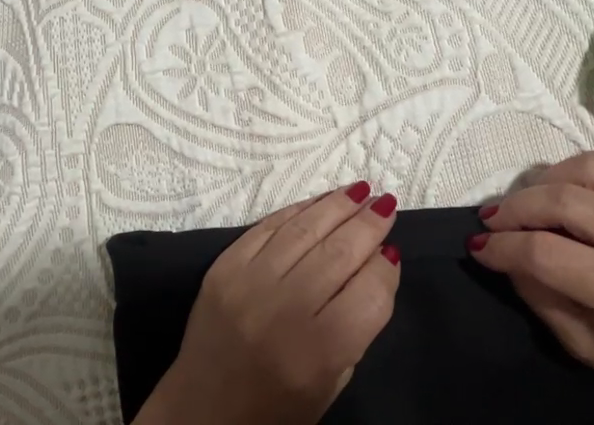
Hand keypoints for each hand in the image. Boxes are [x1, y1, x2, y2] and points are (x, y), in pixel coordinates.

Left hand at [134, 182, 401, 424]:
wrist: (200, 413)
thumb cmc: (276, 409)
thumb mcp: (331, 383)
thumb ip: (358, 326)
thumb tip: (378, 260)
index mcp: (317, 352)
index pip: (369, 293)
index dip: (386, 268)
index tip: (393, 251)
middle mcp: (284, 310)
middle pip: (339, 252)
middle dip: (368, 223)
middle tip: (386, 204)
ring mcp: (248, 282)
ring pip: (304, 229)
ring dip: (337, 204)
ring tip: (360, 191)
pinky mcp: (223, 266)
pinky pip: (268, 225)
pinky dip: (298, 209)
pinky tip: (319, 201)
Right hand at [469, 146, 593, 424]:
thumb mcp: (593, 351)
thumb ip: (542, 298)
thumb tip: (501, 254)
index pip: (547, 253)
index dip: (502, 247)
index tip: (479, 247)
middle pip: (563, 202)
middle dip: (515, 208)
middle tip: (492, 220)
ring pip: (588, 169)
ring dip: (546, 180)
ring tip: (530, 201)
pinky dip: (584, 165)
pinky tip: (571, 186)